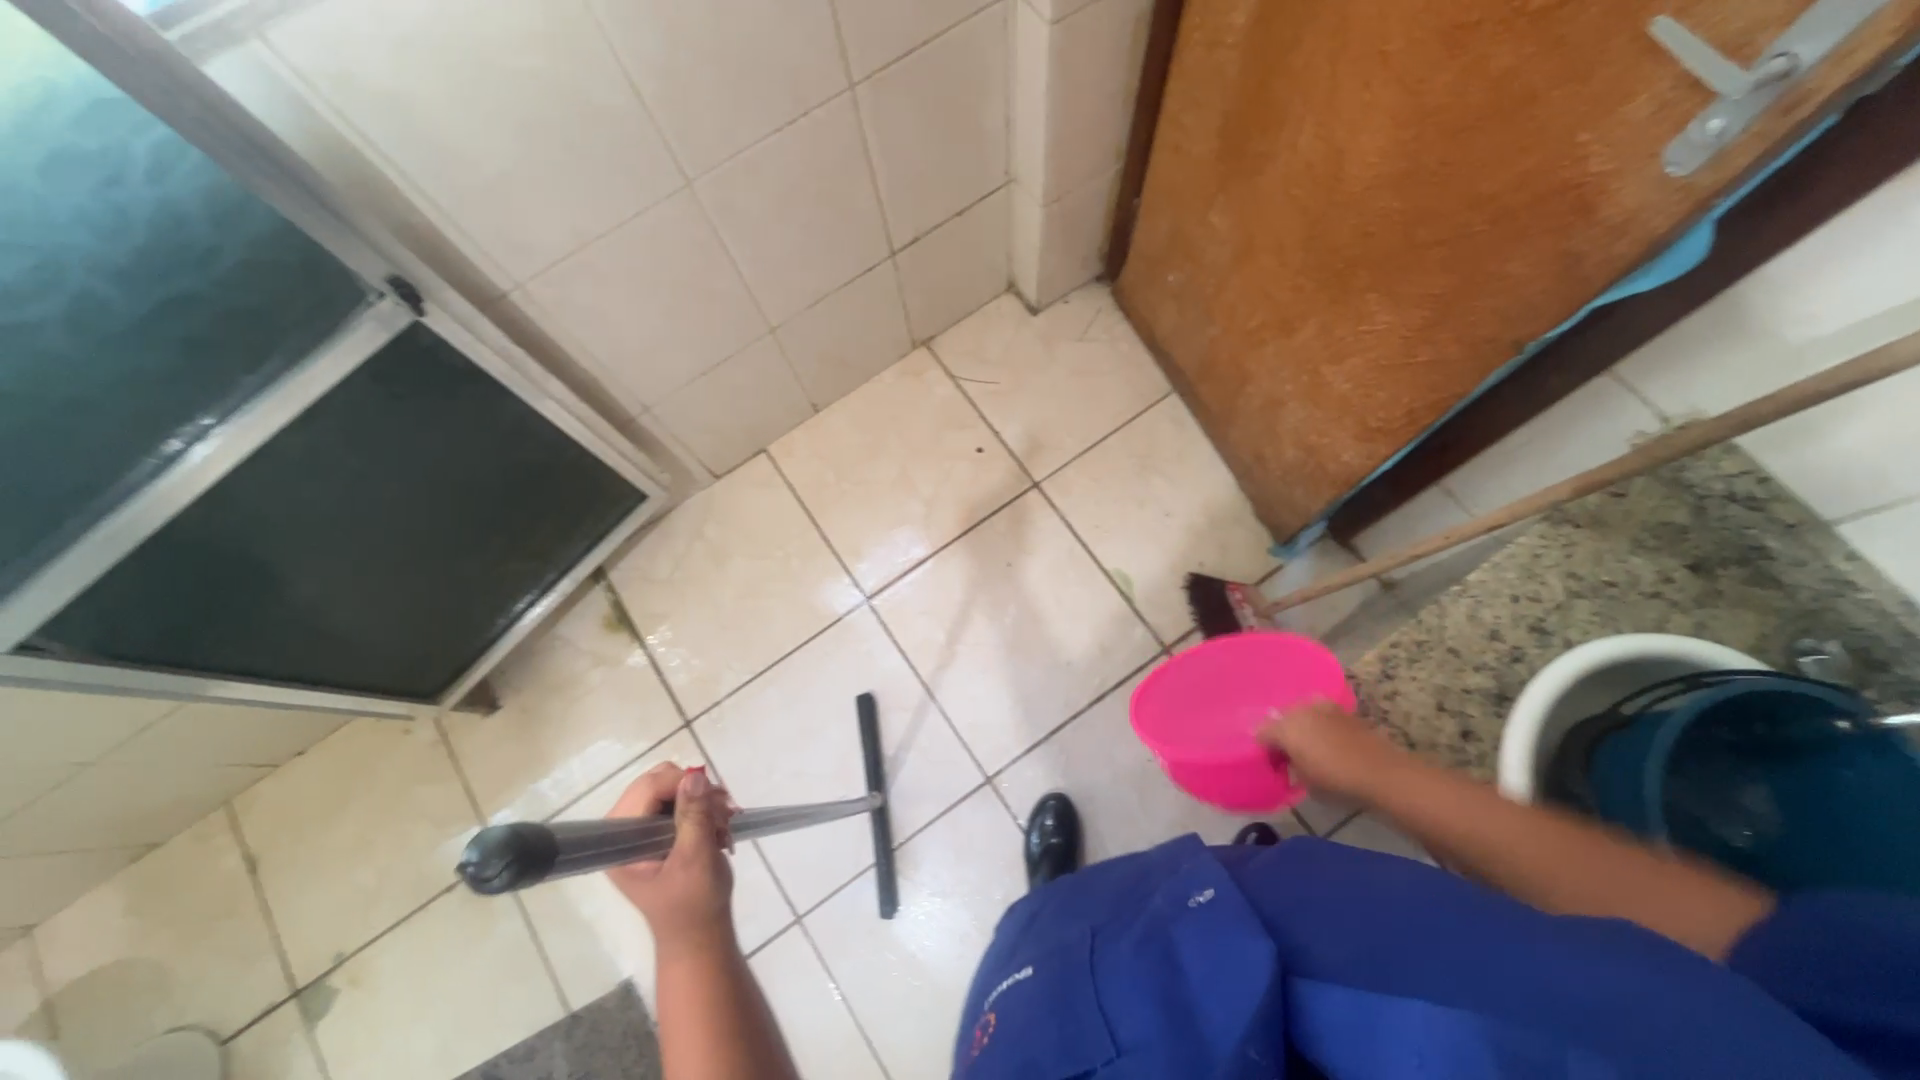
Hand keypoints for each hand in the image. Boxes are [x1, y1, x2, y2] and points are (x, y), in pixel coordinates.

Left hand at [605, 763, 737, 952]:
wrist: (701, 934)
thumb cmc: (693, 905)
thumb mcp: (696, 860)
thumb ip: (694, 816)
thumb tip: (696, 776)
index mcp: (620, 840)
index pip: (647, 788)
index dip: (683, 784)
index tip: (717, 798)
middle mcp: (625, 829)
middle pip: (659, 782)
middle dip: (696, 792)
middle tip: (725, 810)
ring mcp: (642, 829)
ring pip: (674, 788)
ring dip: (705, 801)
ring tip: (726, 823)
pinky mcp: (659, 831)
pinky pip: (682, 800)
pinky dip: (706, 808)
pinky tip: (721, 827)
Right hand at [1257, 700, 1407, 802]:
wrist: (1380, 772)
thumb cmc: (1335, 780)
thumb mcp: (1304, 781)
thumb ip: (1290, 766)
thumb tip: (1289, 761)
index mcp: (1284, 728)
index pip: (1261, 733)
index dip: (1265, 751)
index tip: (1275, 767)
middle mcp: (1300, 710)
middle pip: (1281, 719)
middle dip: (1283, 735)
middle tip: (1291, 757)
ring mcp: (1324, 707)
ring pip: (1302, 713)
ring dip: (1303, 727)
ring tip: (1311, 747)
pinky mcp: (1344, 711)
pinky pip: (1323, 715)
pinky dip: (1322, 725)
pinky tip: (1330, 742)